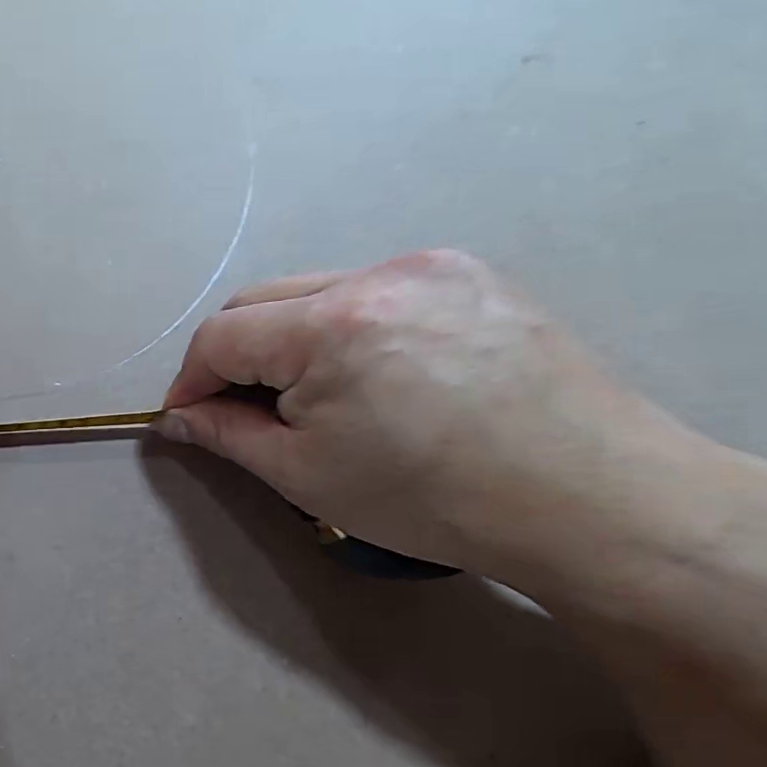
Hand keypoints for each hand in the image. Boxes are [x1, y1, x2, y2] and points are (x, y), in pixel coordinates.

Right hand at [160, 249, 722, 575]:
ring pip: (315, 292)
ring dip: (287, 339)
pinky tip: (369, 374)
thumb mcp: (303, 474)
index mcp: (331, 324)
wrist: (589, 499)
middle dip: (233, 356)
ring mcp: (433, 266)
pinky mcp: (472, 276)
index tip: (186, 418)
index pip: (221, 335)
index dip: (190, 379)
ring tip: (309, 396)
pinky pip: (372, 291)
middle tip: (241, 411)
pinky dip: (342, 328)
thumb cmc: (427, 497)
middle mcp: (378, 273)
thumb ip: (226, 434)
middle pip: (262, 301)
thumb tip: (177, 418)